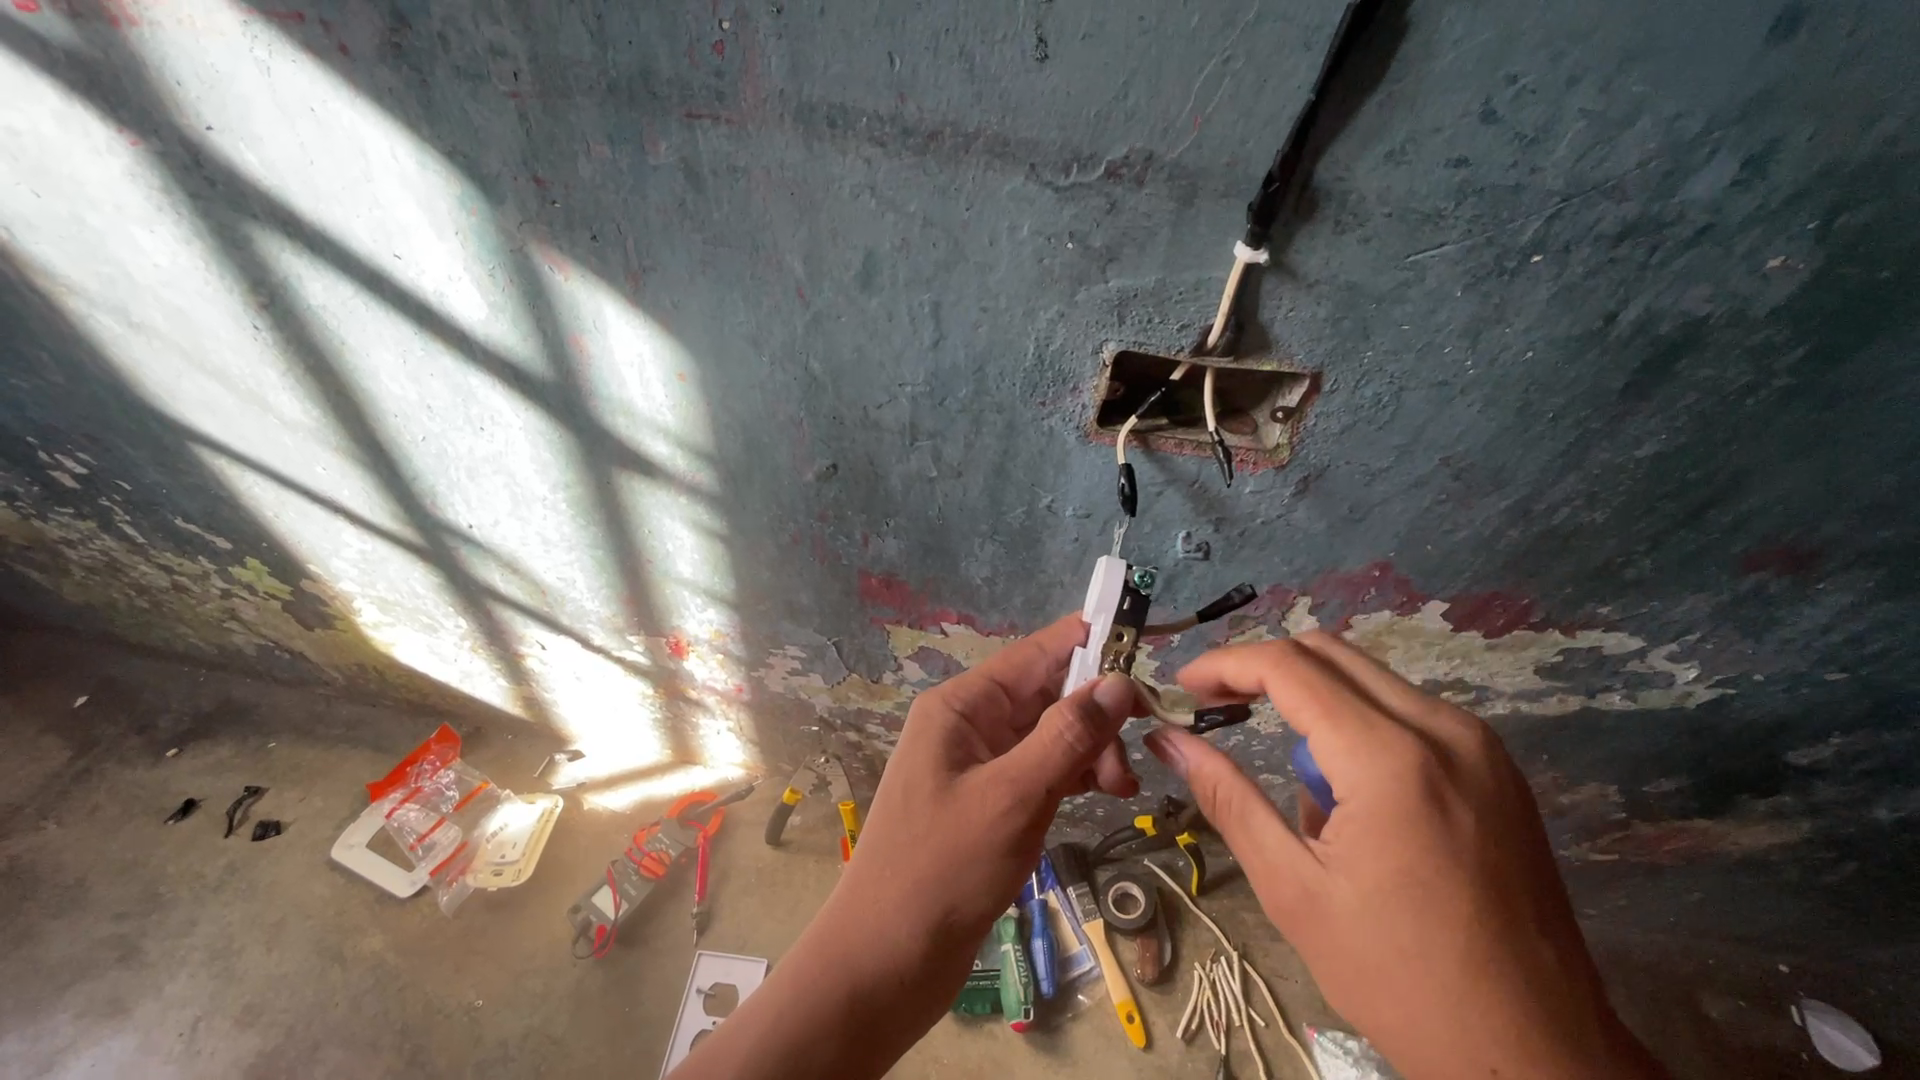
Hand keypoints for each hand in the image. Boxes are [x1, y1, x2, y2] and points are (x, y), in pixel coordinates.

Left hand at [673, 614, 1139, 1079]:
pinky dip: (1073, 776)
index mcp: (962, 705)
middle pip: (1048, 694)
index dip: (1091, 645)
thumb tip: (1119, 681)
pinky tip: (1099, 796)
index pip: (1036, 653)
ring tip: (1120, 792)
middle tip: (1129, 765)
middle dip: (1096, 716)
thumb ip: (1068, 735)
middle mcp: (969, 724)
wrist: (887, 959)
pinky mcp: (989, 802)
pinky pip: (1041, 770)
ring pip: (1050, 735)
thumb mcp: (1013, 796)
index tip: (1148, 651)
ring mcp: (978, 765)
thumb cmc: (943, 869)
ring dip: (1090, 751)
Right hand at [1144, 632, 1663, 1079]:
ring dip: (1311, 702)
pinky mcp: (1498, 769)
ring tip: (1291, 780)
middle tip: (1215, 707)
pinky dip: (1358, 727)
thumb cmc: (1398, 977)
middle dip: (1263, 669)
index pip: (1289, 667)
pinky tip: (1349, 796)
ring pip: (1370, 679)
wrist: (1535, 1051)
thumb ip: (1226, 797)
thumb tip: (1167, 740)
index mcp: (1390, 758)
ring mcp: (1481, 746)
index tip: (1183, 687)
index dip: (1225, 664)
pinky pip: (1408, 713)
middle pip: (1330, 653)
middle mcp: (1444, 729)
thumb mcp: (1293, 888)